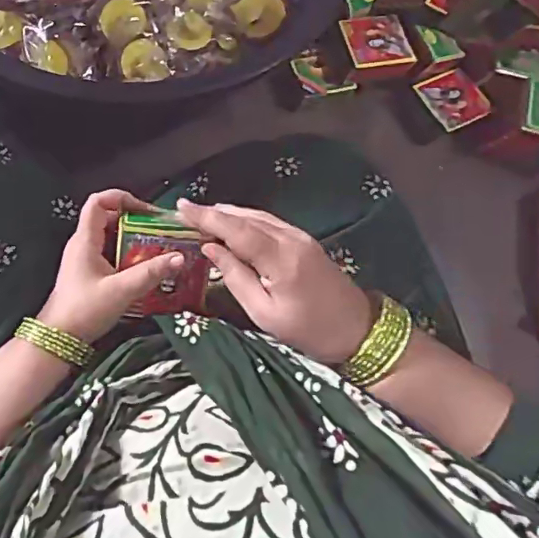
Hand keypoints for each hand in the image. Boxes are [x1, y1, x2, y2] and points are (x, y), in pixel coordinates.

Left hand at [37, 189, 186, 344]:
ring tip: (159, 249)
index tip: (146, 211)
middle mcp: (83, 244)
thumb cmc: (84, 310)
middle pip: (109, 218)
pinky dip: (128, 256)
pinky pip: (110, 254)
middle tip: (160, 231)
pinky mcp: (88, 273)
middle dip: (135, 221)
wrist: (58, 339)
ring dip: (134, 240)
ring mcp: (84, 259)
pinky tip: (146, 269)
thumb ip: (150, 273)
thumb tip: (179, 257)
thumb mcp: (121, 291)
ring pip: (111, 238)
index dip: (121, 198)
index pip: (98, 202)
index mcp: (85, 240)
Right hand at [176, 200, 372, 364]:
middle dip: (213, 212)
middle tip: (183, 211)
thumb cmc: (308, 330)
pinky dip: (244, 220)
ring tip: (200, 215)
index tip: (180, 206)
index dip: (206, 217)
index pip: (236, 229)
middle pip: (245, 218)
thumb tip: (210, 249)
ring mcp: (299, 237)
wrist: (358, 330)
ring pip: (257, 216)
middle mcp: (290, 239)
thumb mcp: (263, 312)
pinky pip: (267, 222)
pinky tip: (230, 223)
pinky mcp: (303, 240)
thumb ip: (235, 277)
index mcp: (280, 259)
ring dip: (228, 214)